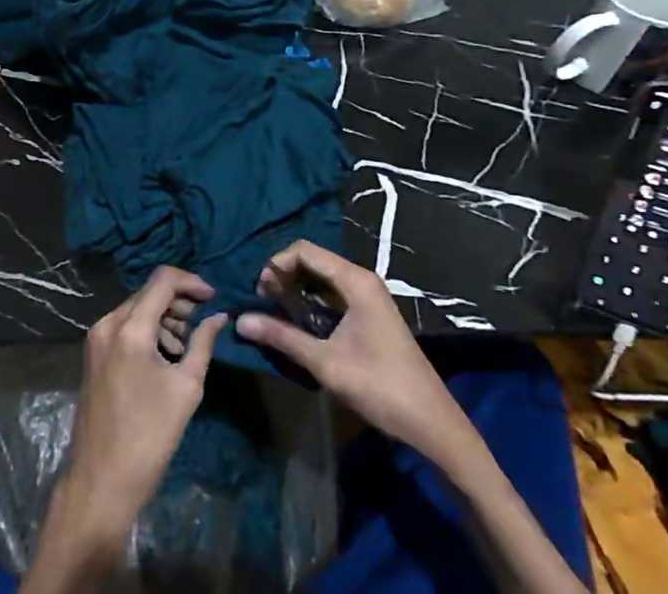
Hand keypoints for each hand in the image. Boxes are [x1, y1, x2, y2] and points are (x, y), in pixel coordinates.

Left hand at [63, 267, 227, 534]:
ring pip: (137, 308)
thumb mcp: (187, 386)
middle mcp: (108, 324)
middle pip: (149, 292)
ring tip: (188, 344)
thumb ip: (203, 343)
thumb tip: (219, 316)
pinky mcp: (94, 355)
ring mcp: (96, 340)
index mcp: (130, 329)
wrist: (101, 481)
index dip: (192, 282)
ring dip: (165, 317)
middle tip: (205, 322)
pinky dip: (149, 330)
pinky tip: (167, 355)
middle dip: (180, 301)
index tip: (213, 299)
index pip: (163, 280)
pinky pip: (125, 327)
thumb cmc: (150, 435)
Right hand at [236, 241, 476, 463]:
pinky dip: (310, 301)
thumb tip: (240, 321)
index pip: (305, 251)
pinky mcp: (368, 313)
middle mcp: (361, 279)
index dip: (277, 264)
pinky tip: (296, 322)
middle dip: (283, 275)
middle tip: (261, 302)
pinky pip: (332, 294)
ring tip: (272, 312)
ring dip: (295, 289)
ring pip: (322, 278)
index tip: (258, 292)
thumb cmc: (378, 386)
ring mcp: (367, 296)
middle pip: (313, 260)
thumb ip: (282, 337)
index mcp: (355, 280)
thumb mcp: (325, 362)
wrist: (427, 418)